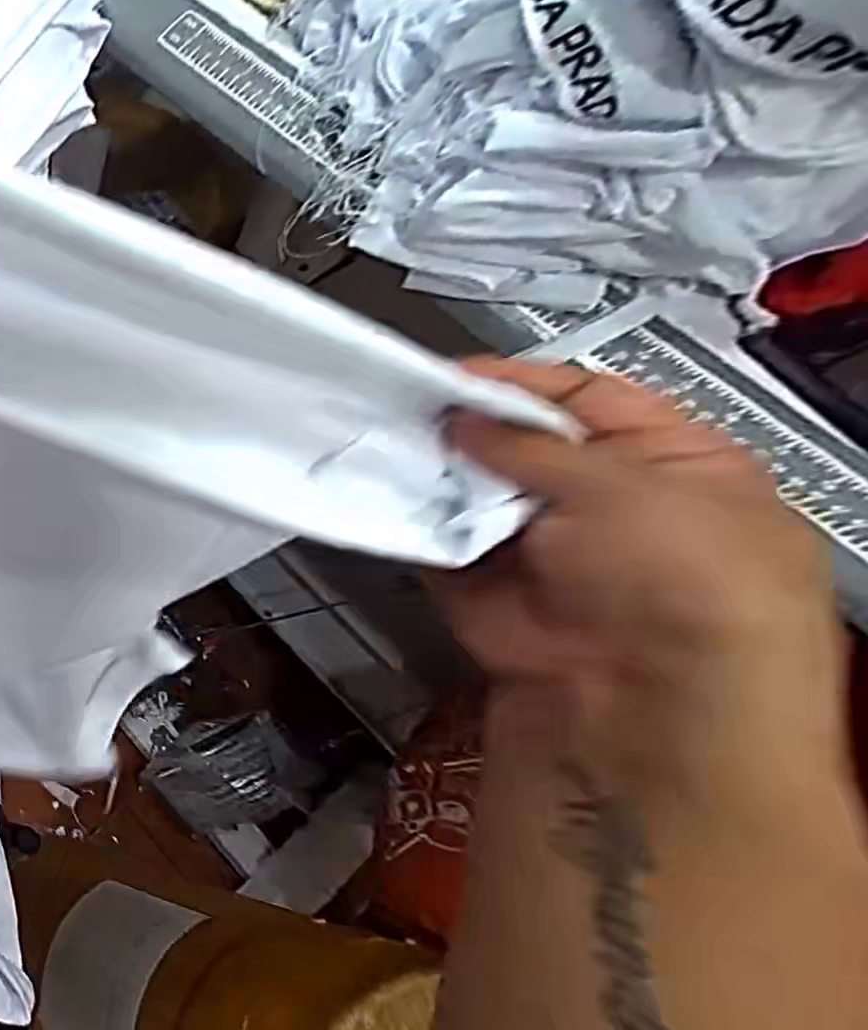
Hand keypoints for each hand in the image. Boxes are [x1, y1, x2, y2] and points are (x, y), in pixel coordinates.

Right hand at [433, 358, 847, 809]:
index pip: (579, 399)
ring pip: (463, 486)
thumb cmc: (686, 594)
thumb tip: (465, 416)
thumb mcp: (625, 489)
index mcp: (664, 464)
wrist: (627, 696)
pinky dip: (407, 517)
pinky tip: (386, 495)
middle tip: (410, 413)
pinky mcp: (472, 572)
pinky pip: (429, 531)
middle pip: (509, 442)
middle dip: (461, 428)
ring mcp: (528, 538)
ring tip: (391, 450)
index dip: (515, 383)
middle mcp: (593, 499)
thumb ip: (533, 445)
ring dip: (430, 472)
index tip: (452, 376)